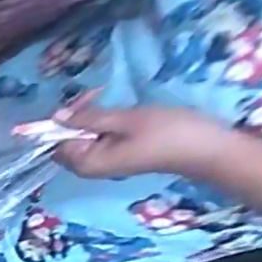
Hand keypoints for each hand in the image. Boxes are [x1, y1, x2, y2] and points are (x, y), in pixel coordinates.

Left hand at [53, 104, 237, 178]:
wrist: (205, 149)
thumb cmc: (166, 132)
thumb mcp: (126, 120)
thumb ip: (89, 118)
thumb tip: (57, 116)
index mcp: (85, 163)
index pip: (57, 141)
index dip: (65, 119)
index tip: (86, 98)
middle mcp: (88, 168)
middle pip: (68, 140)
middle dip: (77, 116)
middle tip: (97, 94)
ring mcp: (103, 164)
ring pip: (83, 138)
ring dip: (90, 118)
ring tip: (105, 98)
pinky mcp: (116, 157)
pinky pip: (98, 140)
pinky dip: (102, 125)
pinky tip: (116, 112)